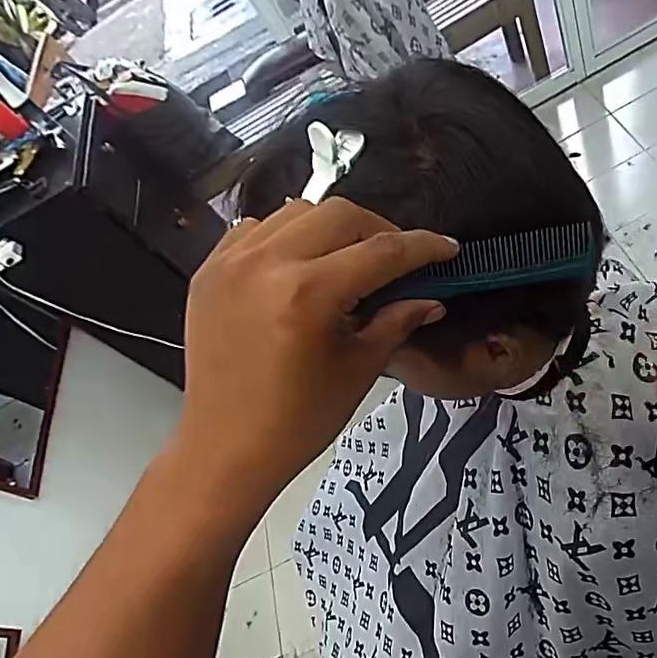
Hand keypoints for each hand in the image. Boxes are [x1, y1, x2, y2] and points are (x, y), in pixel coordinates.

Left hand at [172, 197, 453, 498]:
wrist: (228, 445)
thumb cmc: (298, 419)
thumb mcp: (361, 368)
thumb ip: (397, 322)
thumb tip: (429, 300)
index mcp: (308, 294)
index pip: (381, 251)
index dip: (423, 246)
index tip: (446, 248)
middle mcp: (265, 265)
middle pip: (340, 215)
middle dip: (381, 230)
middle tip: (402, 258)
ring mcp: (231, 263)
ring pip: (298, 212)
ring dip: (336, 228)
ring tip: (354, 260)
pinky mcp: (211, 271)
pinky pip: (258, 229)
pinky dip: (291, 236)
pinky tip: (308, 265)